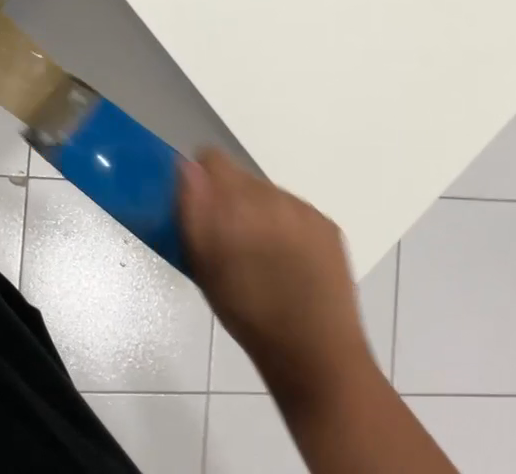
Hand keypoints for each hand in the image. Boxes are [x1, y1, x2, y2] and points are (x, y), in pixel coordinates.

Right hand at [178, 150, 373, 402]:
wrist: (315, 355)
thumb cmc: (246, 314)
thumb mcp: (202, 265)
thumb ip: (192, 209)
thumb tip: (186, 166)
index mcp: (235, 204)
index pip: (210, 159)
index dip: (200, 181)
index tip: (199, 212)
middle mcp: (272, 196)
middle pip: (239, 177)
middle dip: (229, 200)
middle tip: (228, 241)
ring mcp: (304, 210)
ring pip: (267, 193)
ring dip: (257, 212)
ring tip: (261, 256)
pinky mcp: (329, 225)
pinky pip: (295, 211)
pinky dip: (286, 227)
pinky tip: (289, 261)